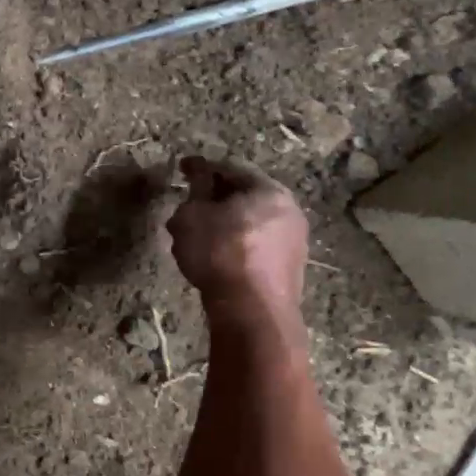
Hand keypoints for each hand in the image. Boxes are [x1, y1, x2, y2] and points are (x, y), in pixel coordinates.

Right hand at [165, 156, 308, 326]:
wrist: (253, 309)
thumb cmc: (218, 252)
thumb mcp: (192, 214)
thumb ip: (196, 189)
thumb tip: (200, 173)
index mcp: (268, 190)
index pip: (230, 167)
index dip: (201, 166)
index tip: (181, 168)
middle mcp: (289, 209)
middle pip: (245, 192)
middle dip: (215, 195)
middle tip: (188, 200)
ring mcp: (295, 238)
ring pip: (251, 218)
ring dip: (224, 218)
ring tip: (197, 229)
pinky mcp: (290, 264)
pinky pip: (257, 239)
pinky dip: (236, 237)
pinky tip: (216, 250)